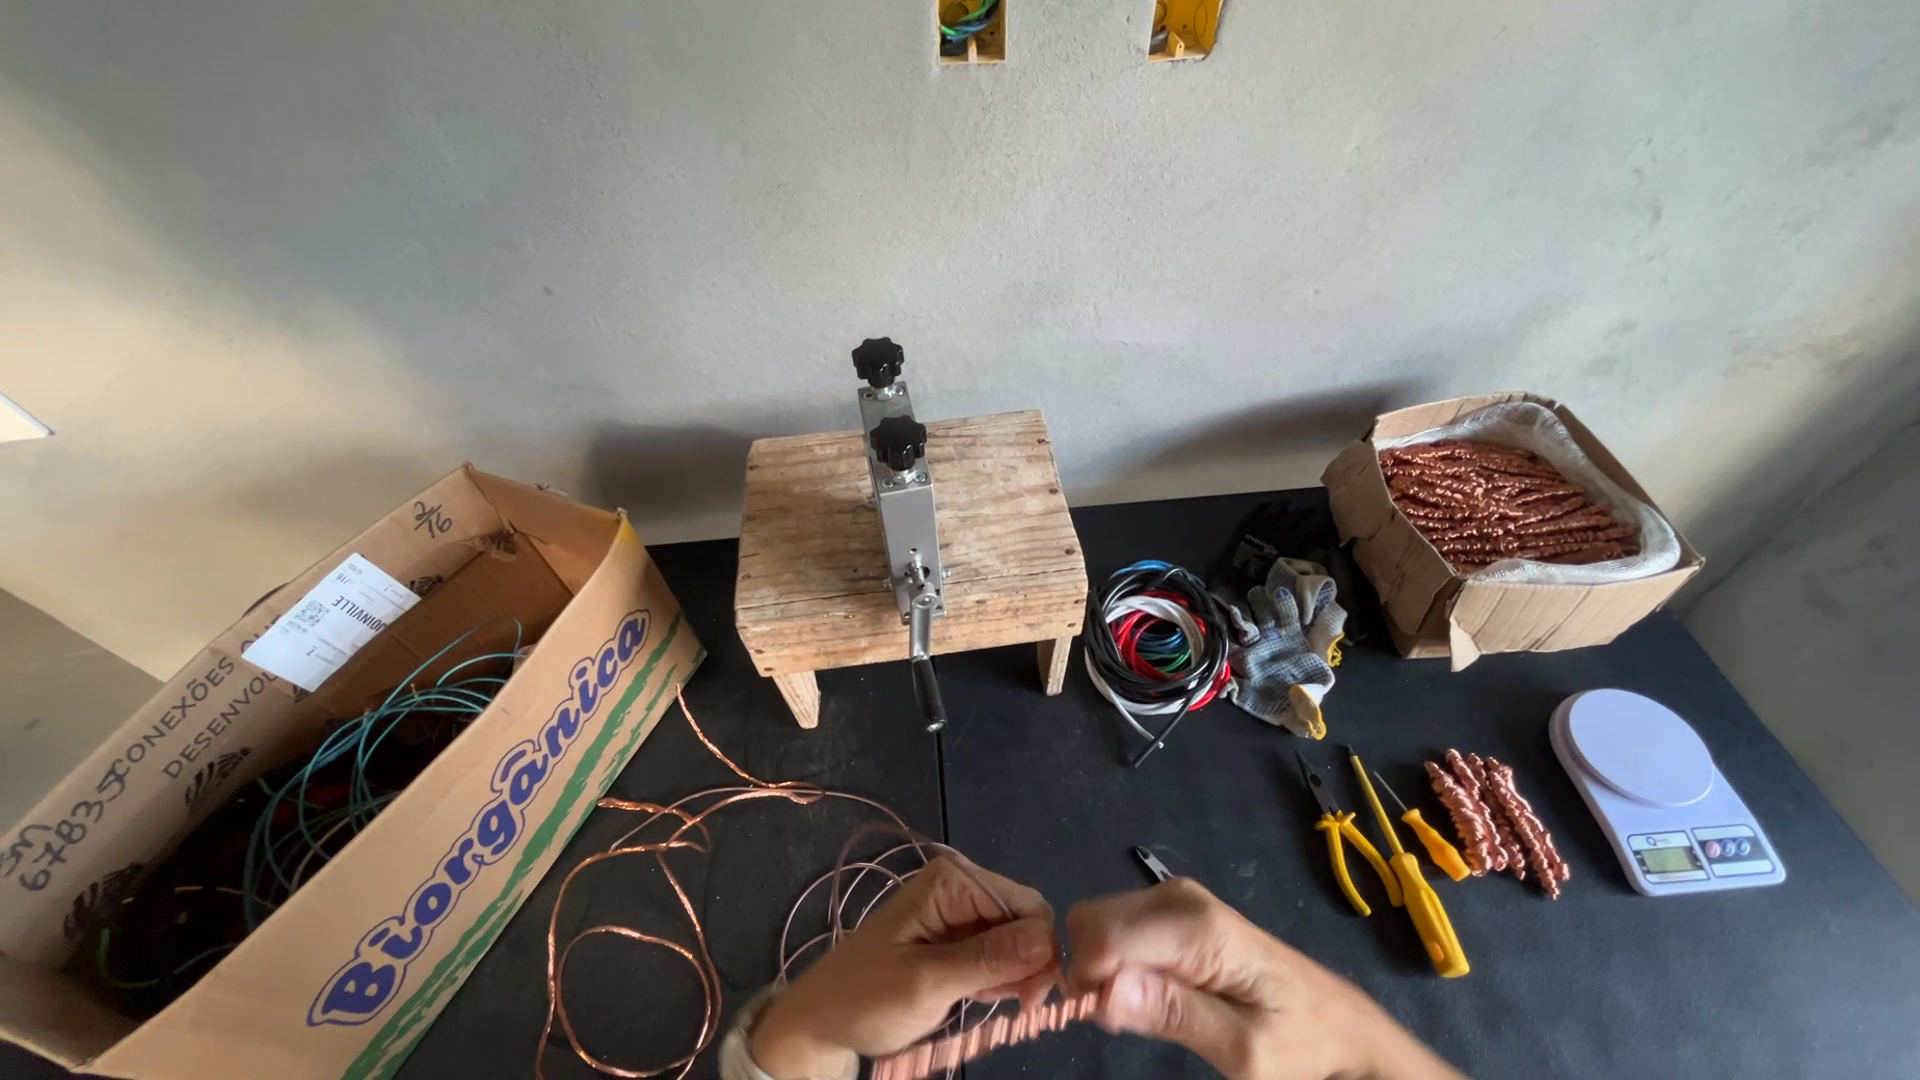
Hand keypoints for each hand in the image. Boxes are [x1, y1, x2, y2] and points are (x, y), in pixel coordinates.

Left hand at [751, 854, 1057, 1079]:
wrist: (824, 1018)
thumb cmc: (867, 996)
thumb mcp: (927, 981)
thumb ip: (986, 959)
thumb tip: (1047, 939)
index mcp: (953, 881)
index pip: (1026, 904)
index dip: (1039, 948)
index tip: (1031, 996)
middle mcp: (961, 885)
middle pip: (1025, 917)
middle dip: (1030, 961)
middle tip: (1013, 1005)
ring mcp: (959, 910)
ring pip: (1017, 936)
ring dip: (1015, 972)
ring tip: (986, 1001)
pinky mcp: (958, 935)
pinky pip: (1000, 950)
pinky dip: (1000, 976)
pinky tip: (980, 995)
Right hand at [1066, 879, 1461, 1079]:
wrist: (1337, 1020)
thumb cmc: (1297, 1042)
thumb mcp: (1243, 1051)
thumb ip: (1173, 1015)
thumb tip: (1103, 991)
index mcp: (1197, 927)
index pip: (1103, 933)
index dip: (1088, 979)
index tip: (1108, 1020)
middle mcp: (1177, 896)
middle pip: (1092, 919)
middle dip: (1090, 970)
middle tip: (1127, 1019)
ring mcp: (1173, 896)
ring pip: (1098, 920)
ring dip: (1102, 967)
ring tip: (1146, 1009)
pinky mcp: (1171, 905)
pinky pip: (1117, 924)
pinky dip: (1115, 958)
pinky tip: (1150, 989)